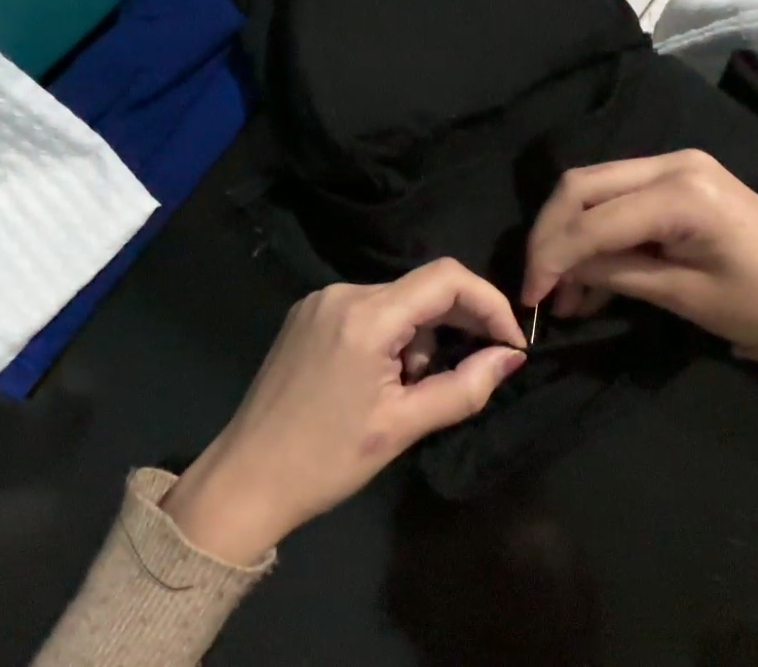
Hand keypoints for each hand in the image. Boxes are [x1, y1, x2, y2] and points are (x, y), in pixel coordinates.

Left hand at [163, 259, 528, 564]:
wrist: (247, 478)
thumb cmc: (327, 460)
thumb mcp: (403, 427)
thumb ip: (464, 386)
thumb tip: (511, 357)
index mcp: (366, 315)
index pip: (446, 278)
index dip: (489, 302)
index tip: (510, 344)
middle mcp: (342, 293)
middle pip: (422, 287)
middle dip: (458, 323)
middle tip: (475, 369)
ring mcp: (319, 301)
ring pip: (397, 300)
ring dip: (421, 335)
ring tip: (410, 390)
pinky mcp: (306, 316)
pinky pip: (368, 310)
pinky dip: (391, 335)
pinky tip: (383, 379)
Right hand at [522, 150, 757, 346]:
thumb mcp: (681, 296)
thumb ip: (613, 275)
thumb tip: (558, 276)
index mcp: (682, 195)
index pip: (593, 220)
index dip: (552, 256)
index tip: (529, 295)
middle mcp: (671, 164)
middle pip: (581, 187)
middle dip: (548, 235)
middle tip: (537, 283)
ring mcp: (672, 164)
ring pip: (590, 187)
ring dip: (566, 233)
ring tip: (562, 291)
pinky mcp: (673, 176)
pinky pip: (614, 196)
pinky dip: (592, 231)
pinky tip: (587, 275)